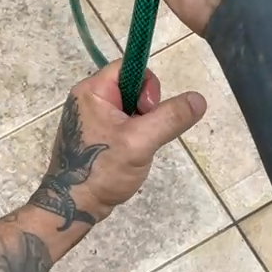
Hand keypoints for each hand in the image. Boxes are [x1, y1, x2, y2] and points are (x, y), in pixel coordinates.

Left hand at [27, 60, 205, 229]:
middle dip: (146, 109)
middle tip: (142, 134)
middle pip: (131, 86)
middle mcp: (87, 99)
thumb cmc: (101, 170)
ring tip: (135, 149)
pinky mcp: (94, 136)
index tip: (148, 110)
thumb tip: (198, 98)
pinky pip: (122, 124)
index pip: (128, 66)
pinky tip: (129, 155)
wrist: (73, 205)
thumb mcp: (141, 141)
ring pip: (130, 108)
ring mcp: (89, 119)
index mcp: (91, 91)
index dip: (147, 84)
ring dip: (141, 126)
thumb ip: (171, 117)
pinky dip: (133, 136)